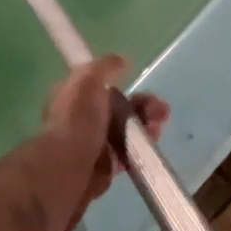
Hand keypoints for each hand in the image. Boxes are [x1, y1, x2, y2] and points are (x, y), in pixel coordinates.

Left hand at [41, 54, 170, 204]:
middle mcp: (80, 117)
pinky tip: (152, 147)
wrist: (69, 170)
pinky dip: (140, 149)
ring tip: (158, 128)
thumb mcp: (88, 80)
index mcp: (71, 94)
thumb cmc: (77, 120)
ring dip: (144, 127)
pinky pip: (125, 155)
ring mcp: (91, 143)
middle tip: (162, 110)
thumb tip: (122, 60)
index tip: (141, 84)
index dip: (121, 83)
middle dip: (139, 106)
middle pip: (115, 108)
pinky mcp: (103, 168)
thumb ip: (104, 67)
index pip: (99, 84)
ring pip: (123, 131)